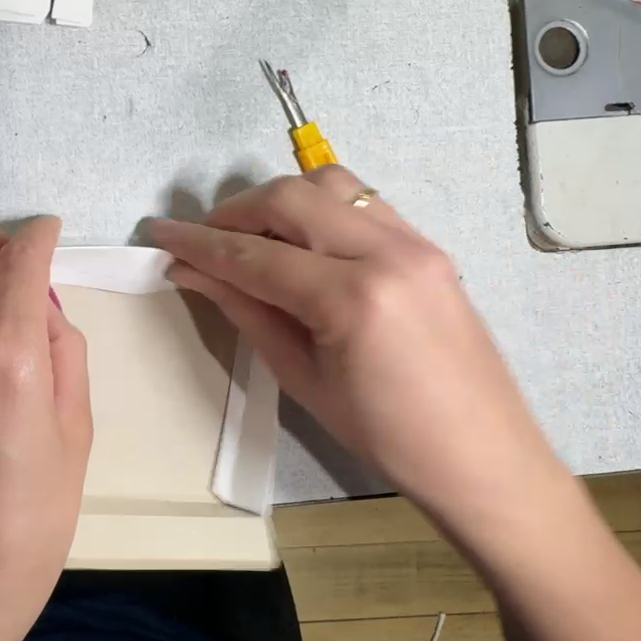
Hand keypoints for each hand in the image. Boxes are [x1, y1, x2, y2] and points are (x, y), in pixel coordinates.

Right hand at [147, 168, 566, 523]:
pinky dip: (317, 209)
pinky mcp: (428, 245)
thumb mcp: (300, 377)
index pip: (254, 255)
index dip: (198, 243)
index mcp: (353, 298)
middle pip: (289, 198)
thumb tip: (189, 271)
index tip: (158, 233)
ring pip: (328, 185)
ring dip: (277, 201)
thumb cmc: (383, 435)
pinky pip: (360, 201)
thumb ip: (245, 310)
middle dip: (234, 212)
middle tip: (203, 241)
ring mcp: (416, 242)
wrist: (482, 456)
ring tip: (251, 237)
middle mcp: (388, 252)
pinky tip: (299, 243)